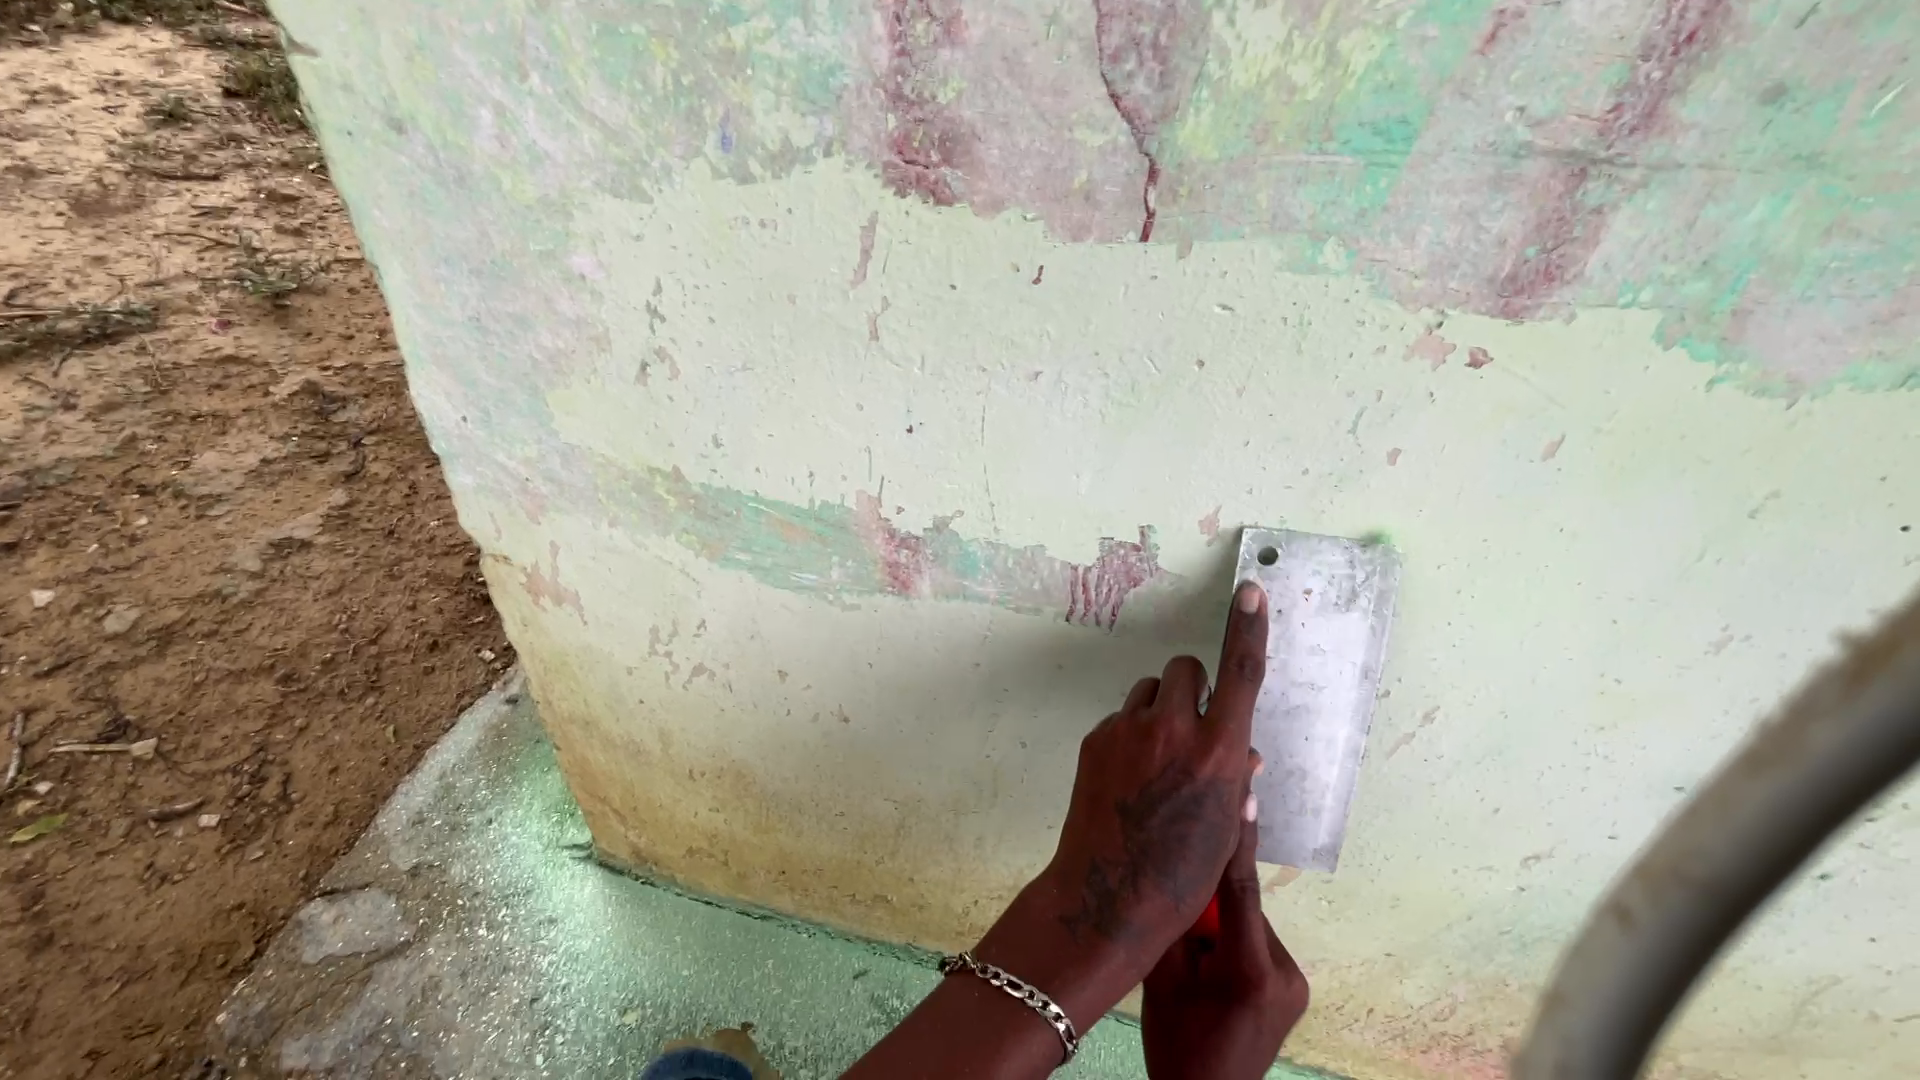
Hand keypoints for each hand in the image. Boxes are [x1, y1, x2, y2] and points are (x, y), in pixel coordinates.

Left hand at [841, 582, 1271, 1079]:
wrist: (1106, 897)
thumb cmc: (1180, 875)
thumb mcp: (1226, 827)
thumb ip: (1235, 776)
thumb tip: (1241, 750)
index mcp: (1219, 752)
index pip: (1242, 674)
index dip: (1249, 628)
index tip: (1250, 591)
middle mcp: (1174, 730)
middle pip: (1187, 668)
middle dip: (1194, 687)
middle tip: (1190, 726)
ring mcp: (1128, 730)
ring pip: (1151, 690)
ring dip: (1159, 710)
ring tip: (1156, 758)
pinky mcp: (1096, 738)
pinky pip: (1121, 718)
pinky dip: (1130, 734)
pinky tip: (1125, 777)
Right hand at [1140, 797, 1309, 1079]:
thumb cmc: (1178, 1044)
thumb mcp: (1162, 979)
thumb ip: (1173, 921)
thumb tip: (1179, 870)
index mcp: (1250, 969)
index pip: (1241, 888)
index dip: (1238, 839)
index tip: (1244, 792)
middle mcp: (1285, 970)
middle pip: (1241, 906)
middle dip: (1210, 901)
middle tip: (1179, 916)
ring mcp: (1295, 982)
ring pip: (1246, 924)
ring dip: (1220, 924)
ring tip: (1192, 955)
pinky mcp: (1294, 989)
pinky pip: (1254, 944)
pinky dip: (1230, 942)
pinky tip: (1209, 968)